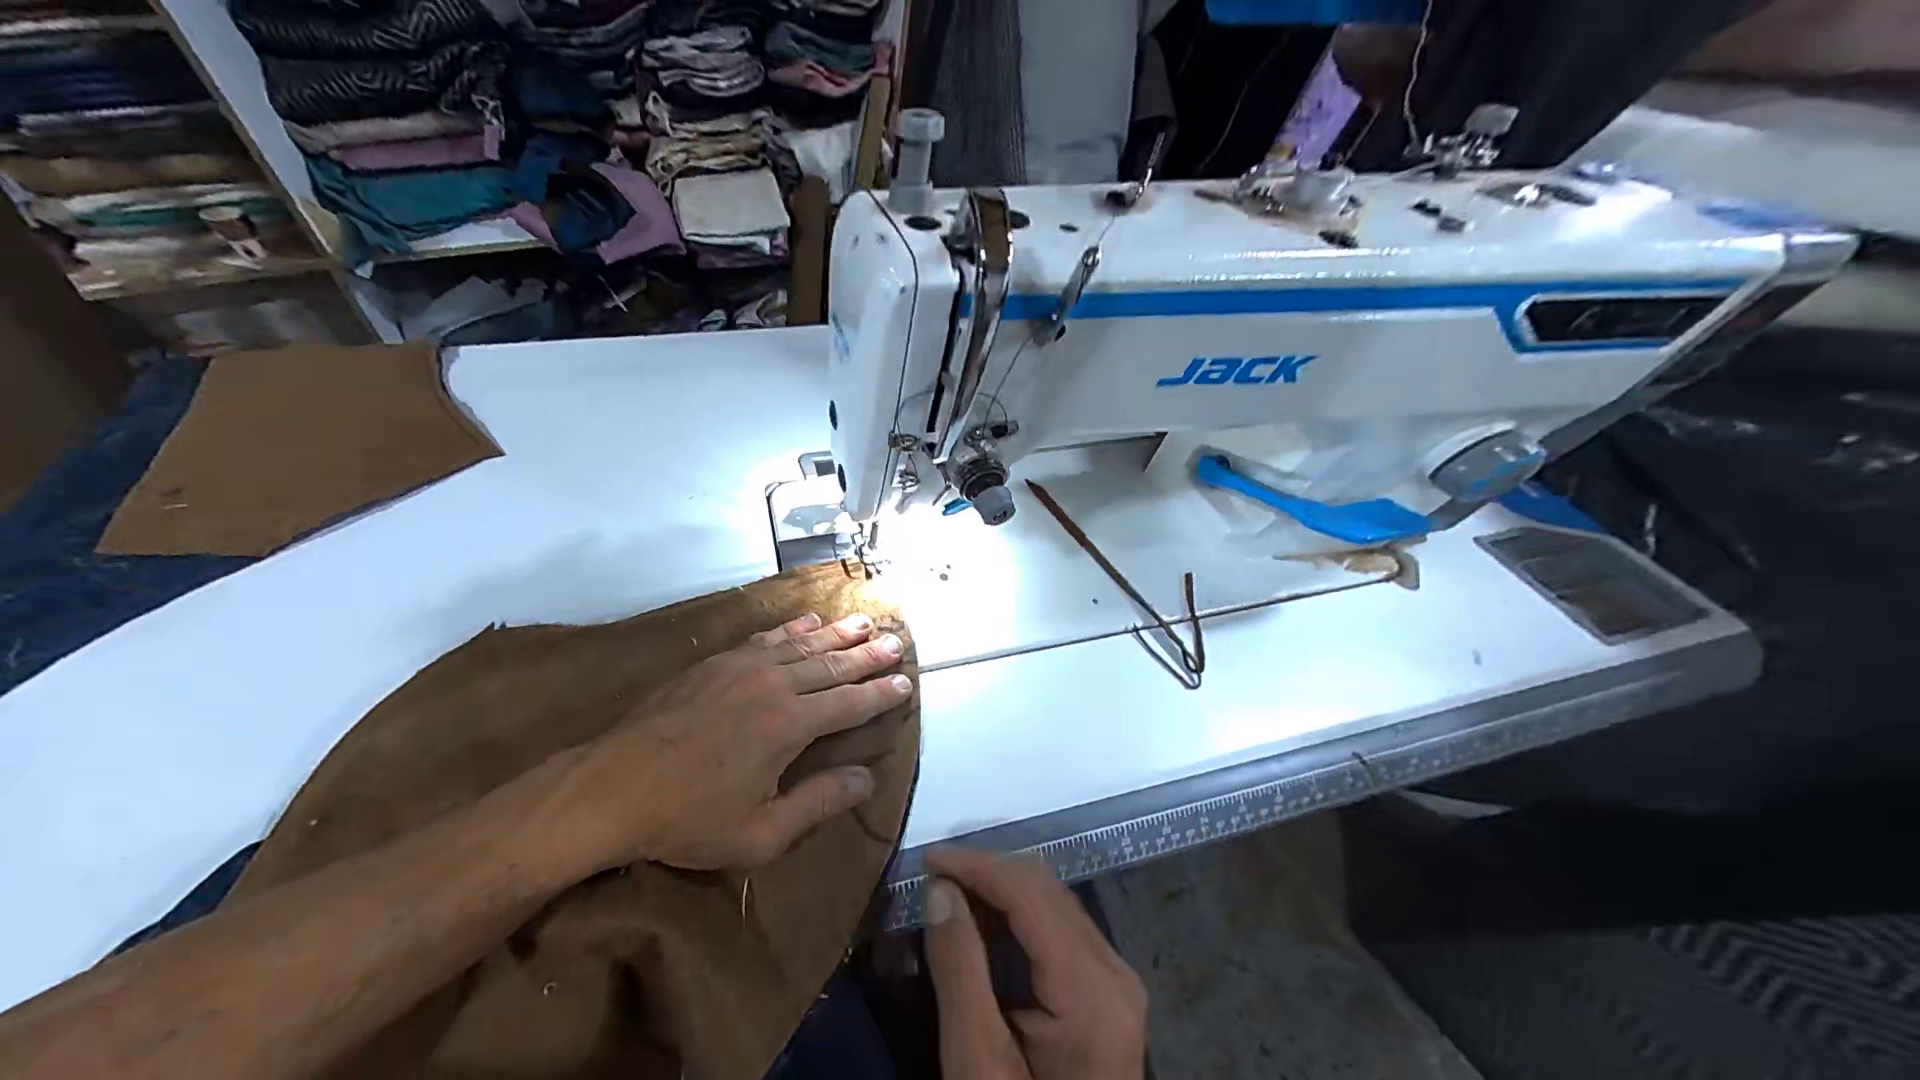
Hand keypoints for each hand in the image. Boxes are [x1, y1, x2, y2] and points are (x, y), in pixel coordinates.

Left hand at [554, 611, 913, 871]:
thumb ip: (818, 802)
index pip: (849, 703)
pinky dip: (792, 628)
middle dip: (867, 654)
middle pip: (831, 665)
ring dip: (837, 632)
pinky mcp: (715, 663)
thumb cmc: (687, 819)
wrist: (610, 787)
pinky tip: (808, 621)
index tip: (905, 682)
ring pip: (802, 644)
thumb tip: (867, 778)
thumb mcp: (760, 833)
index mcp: (788, 726)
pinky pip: (765, 638)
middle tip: (896, 641)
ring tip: (864, 621)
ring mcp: (741, 668)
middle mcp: (771, 686)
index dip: (880, 693)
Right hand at [923, 848, 1148, 1079]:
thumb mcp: (978, 1065)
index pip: (1030, 893)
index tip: (927, 857)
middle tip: (933, 876)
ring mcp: (1114, 980)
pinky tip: (982, 921)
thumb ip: (960, 969)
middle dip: (987, 871)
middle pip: (1045, 889)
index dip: (977, 865)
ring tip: (949, 892)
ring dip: (1000, 888)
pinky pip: (1059, 928)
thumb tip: (940, 889)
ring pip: (1053, 902)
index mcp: (1091, 989)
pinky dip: (1017, 914)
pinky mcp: (1106, 992)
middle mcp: (1113, 970)